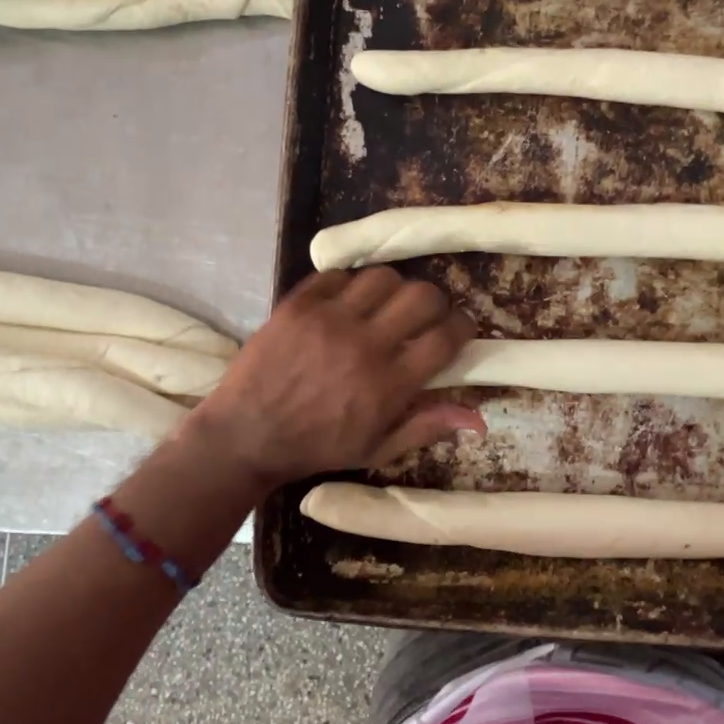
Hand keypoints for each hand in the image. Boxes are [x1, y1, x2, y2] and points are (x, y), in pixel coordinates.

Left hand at [182, 268, 482, 488]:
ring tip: (384, 304)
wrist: (245, 436)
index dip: (462, 327)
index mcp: (389, 385)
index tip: (459, 329)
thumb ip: (427, 426)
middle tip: (424, 315)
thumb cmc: (317, 447)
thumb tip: (478, 419)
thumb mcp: (377, 449)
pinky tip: (346, 302)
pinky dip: (348, 284)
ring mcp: (330, 321)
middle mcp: (365, 346)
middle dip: (434, 302)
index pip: (446, 338)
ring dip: (392, 288)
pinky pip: (338, 274)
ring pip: (383, 276)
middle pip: (422, 296)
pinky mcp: (298, 305)